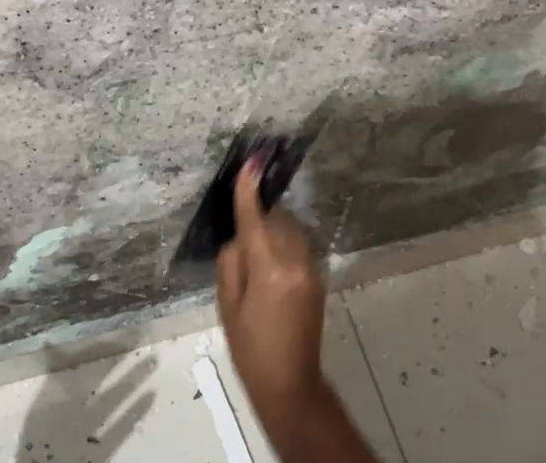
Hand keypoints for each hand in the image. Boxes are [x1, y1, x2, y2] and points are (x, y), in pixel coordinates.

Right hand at [216, 154, 326, 409]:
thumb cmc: (249, 348)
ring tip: (255, 257)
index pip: (255, 218)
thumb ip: (232, 261)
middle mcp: (295, 261)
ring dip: (273, 229)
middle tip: (241, 240)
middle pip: (276, 219)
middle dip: (259, 217)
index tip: (251, 161)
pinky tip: (270, 268)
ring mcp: (311, 268)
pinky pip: (297, 246)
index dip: (250, 189)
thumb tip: (241, 235)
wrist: (290, 384)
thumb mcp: (227, 304)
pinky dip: (283, 245)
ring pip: (289, 230)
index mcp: (269, 268)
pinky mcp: (318, 277)